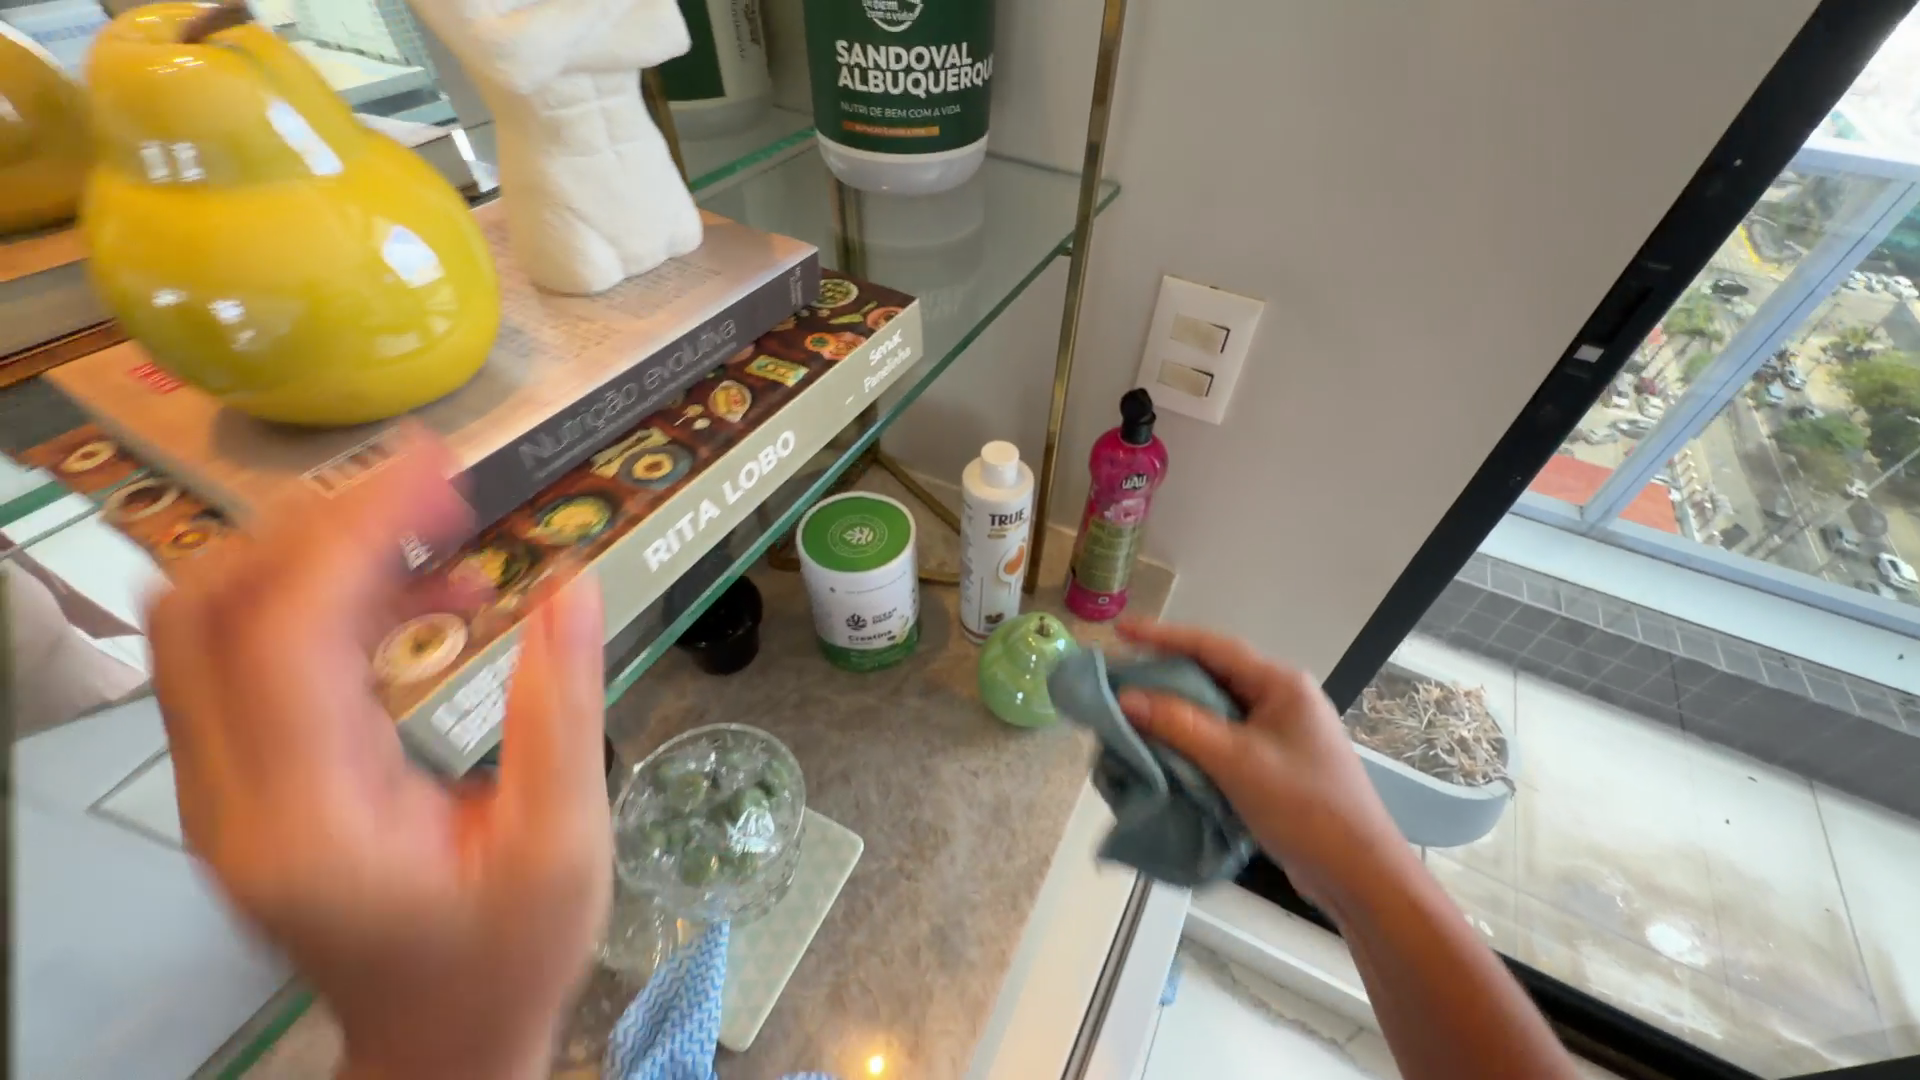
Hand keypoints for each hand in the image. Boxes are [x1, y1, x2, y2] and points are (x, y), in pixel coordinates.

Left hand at [147, 434, 611, 1079]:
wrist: (441, 1042)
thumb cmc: (509, 955)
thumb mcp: (563, 839)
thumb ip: (563, 706)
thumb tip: (575, 585)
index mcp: (310, 814)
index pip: (287, 631)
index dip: (355, 529)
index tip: (440, 467)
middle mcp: (236, 792)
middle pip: (214, 608)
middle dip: (321, 521)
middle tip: (434, 486)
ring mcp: (230, 786)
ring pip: (220, 621)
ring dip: (322, 551)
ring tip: (439, 527)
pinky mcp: (255, 779)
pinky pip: (262, 654)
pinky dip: (336, 599)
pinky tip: (430, 596)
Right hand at [1113, 618, 1414, 908]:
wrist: (1358, 875)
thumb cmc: (1304, 807)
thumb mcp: (1236, 760)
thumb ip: (1178, 724)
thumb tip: (1126, 697)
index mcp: (1280, 684)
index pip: (1211, 646)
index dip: (1162, 636)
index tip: (1120, 631)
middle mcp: (1279, 698)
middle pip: (1210, 674)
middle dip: (1163, 675)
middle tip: (1117, 677)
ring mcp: (1277, 730)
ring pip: (1213, 707)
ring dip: (1173, 709)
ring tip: (1130, 710)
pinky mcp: (1271, 761)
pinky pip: (1220, 736)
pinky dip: (1189, 738)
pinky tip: (1161, 746)